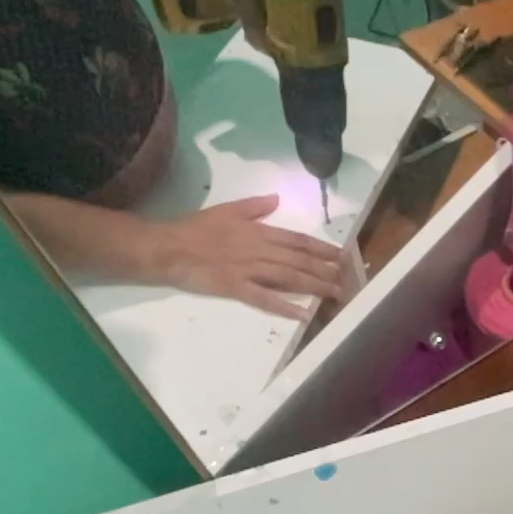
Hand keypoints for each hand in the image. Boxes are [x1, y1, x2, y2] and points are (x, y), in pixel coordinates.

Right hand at [148, 194, 343, 316]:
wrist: (167, 246)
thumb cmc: (195, 228)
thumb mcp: (226, 210)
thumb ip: (254, 206)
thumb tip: (276, 199)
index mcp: (258, 231)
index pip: (297, 240)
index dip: (321, 249)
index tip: (340, 257)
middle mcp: (258, 249)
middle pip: (299, 261)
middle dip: (325, 270)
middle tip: (346, 280)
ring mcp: (248, 269)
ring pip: (288, 277)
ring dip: (314, 286)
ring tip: (334, 294)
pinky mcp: (236, 287)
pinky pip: (264, 298)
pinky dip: (284, 307)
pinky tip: (303, 314)